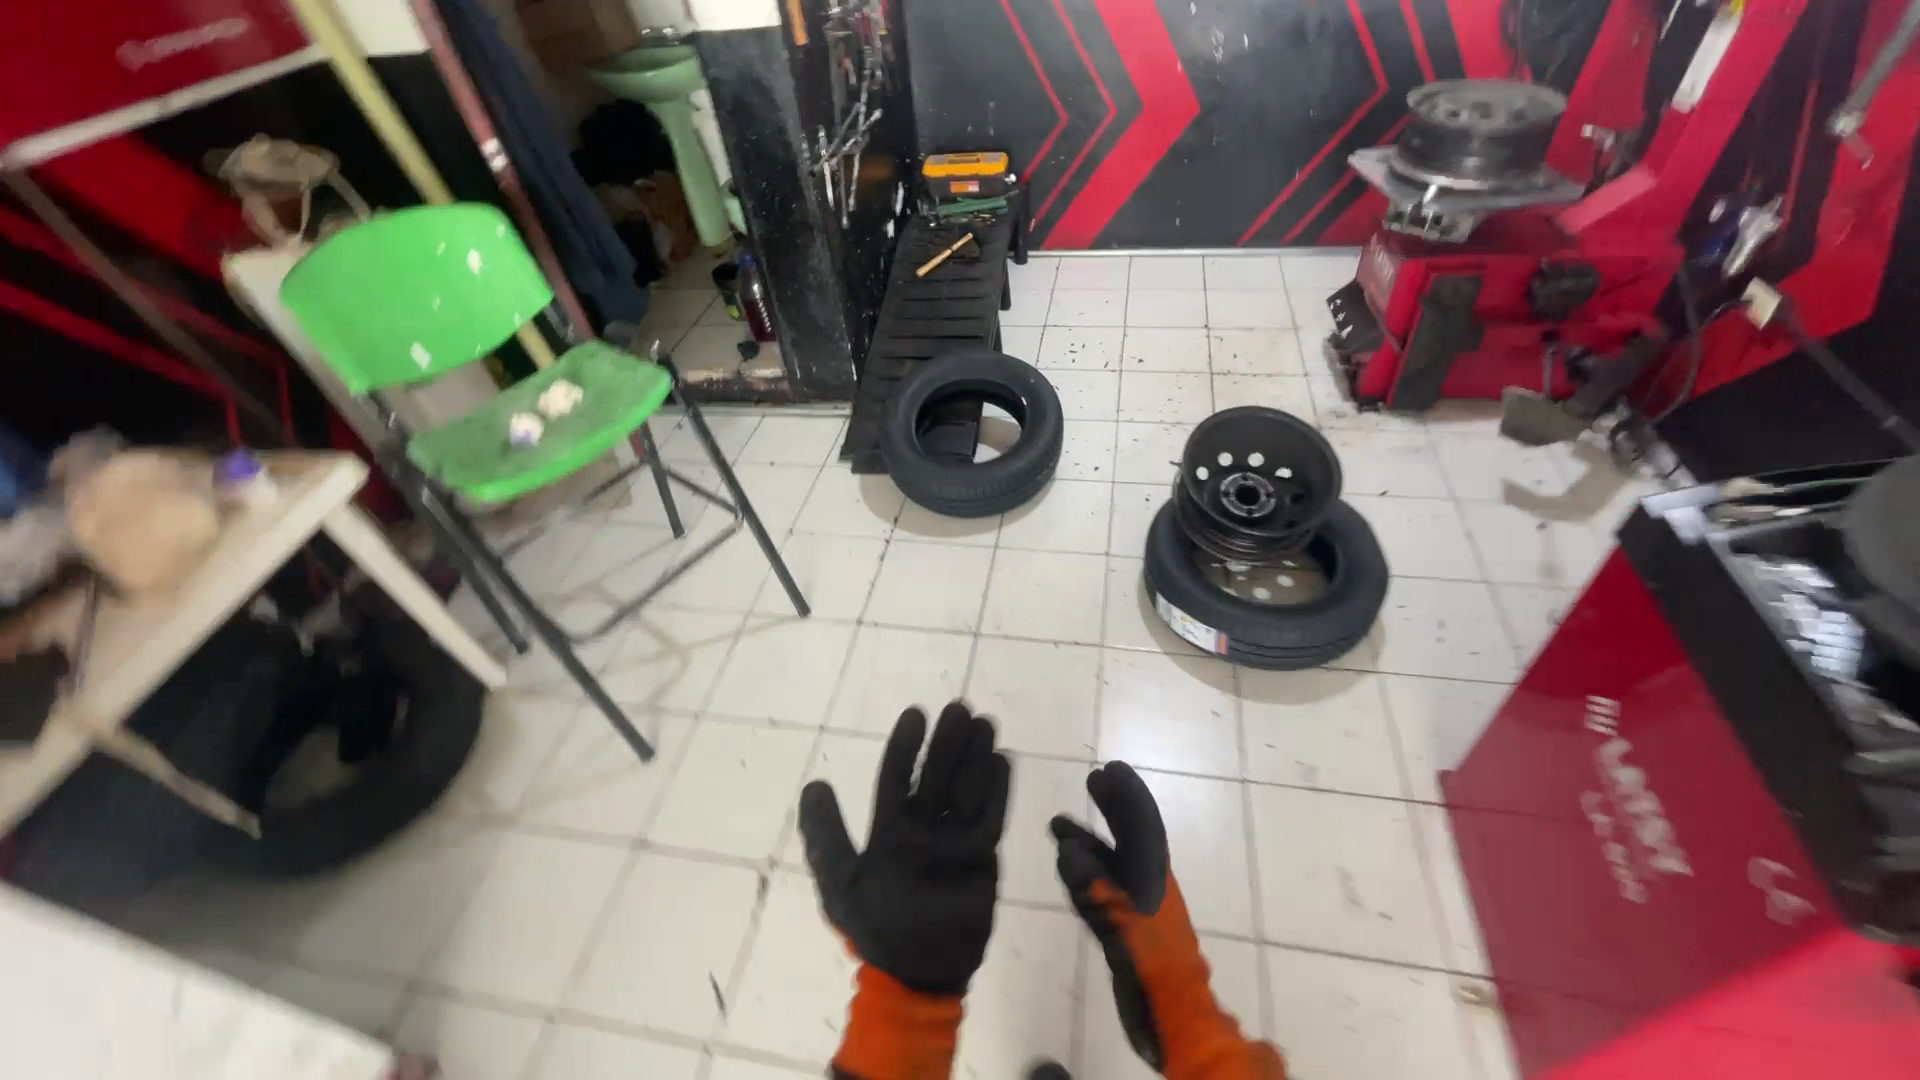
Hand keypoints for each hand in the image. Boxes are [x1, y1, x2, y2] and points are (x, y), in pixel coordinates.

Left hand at [799, 701, 1010, 995]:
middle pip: (938, 776)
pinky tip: (1004, 758)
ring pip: (967, 788)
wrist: (916, 973)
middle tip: (960, 708)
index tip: (916, 714)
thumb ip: (827, 836)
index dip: (906, 745)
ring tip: (986, 722)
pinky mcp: (983, 855)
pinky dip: (999, 789)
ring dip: (976, 756)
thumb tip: (813, 784)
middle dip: (949, 742)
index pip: (899, 777)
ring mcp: (955, 838)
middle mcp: (924, 825)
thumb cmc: (875, 926)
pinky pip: (993, 817)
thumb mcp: (840, 883)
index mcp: (891, 827)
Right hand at [1053, 763, 1284, 1079]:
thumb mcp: (1132, 932)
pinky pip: (1098, 893)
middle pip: (1128, 838)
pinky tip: (1066, 866)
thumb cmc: (1161, 974)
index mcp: (1156, 882)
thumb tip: (1070, 850)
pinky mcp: (1122, 933)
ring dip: (1088, 842)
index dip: (1128, 797)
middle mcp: (1147, 888)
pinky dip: (1082, 876)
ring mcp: (1135, 909)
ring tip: (1058, 824)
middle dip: (1112, 809)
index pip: (1142, 828)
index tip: (1112, 769)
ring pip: (1109, 865)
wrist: (1177, 1023)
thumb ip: (1101, 894)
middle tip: (1092, 781)